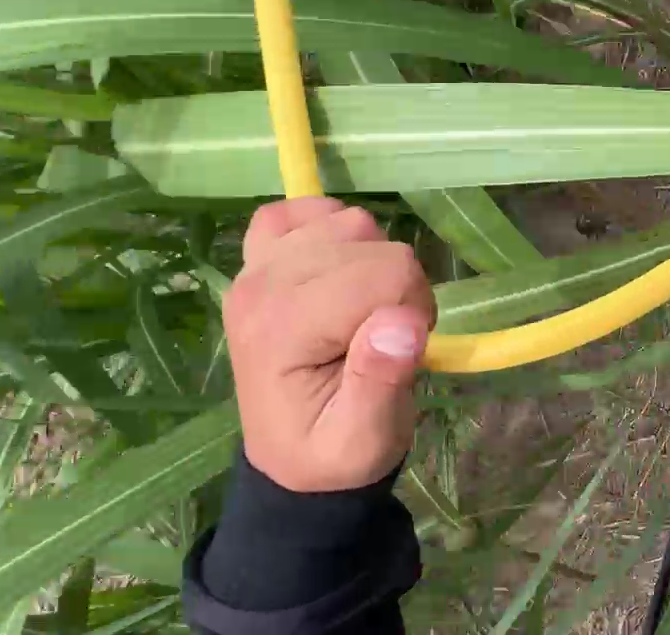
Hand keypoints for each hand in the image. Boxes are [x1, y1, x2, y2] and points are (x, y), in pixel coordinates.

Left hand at [225, 198, 434, 492]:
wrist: (291, 459)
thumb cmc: (334, 450)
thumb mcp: (365, 438)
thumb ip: (381, 382)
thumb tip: (401, 321)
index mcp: (283, 329)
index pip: (388, 271)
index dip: (414, 304)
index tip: (403, 347)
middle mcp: (261, 287)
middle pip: (374, 243)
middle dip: (399, 284)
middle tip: (386, 334)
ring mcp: (255, 268)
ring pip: (350, 221)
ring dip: (374, 258)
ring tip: (366, 305)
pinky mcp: (258, 259)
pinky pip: (298, 209)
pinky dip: (329, 227)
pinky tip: (338, 267)